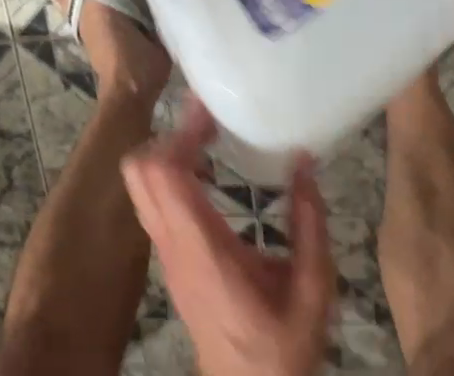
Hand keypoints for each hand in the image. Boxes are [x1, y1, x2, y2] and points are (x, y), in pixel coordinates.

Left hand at [121, 98, 333, 375]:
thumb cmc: (282, 346)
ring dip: (167, 151)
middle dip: (169, 134)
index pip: (165, 174)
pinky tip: (209, 170)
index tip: (207, 106)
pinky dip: (170, 173)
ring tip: (209, 134)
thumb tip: (304, 161)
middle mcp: (173, 246)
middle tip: (209, 117)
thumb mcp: (313, 289)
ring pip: (141, 185)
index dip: (180, 133)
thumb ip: (310, 224)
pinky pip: (153, 201)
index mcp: (203, 250)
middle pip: (139, 172)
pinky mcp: (169, 259)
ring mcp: (165, 254)